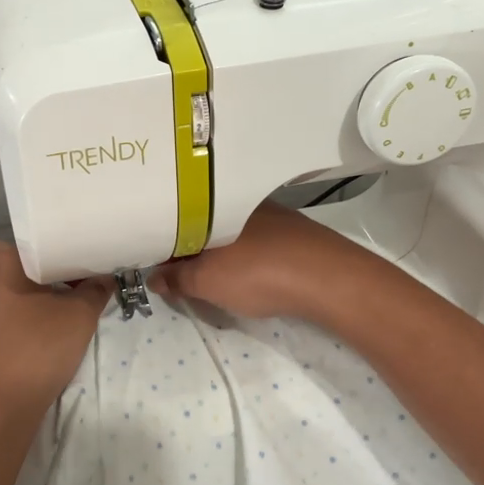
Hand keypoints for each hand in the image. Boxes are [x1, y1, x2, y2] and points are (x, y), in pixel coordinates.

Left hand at [0, 241, 110, 420]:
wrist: (0, 406)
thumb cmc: (39, 350)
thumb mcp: (80, 317)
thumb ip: (94, 292)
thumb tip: (104, 277)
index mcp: (0, 264)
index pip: (27, 247)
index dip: (49, 260)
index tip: (68, 279)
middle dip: (9, 270)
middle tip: (38, 292)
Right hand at [150, 202, 379, 319]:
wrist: (330, 278)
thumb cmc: (259, 274)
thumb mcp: (208, 282)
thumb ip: (177, 279)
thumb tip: (154, 277)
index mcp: (215, 205)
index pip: (177, 218)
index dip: (161, 242)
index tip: (154, 263)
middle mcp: (240, 201)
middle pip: (203, 224)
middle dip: (189, 248)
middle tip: (180, 275)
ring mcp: (270, 213)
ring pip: (229, 231)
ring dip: (216, 252)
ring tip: (210, 277)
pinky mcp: (293, 230)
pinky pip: (254, 239)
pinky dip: (243, 254)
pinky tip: (247, 273)